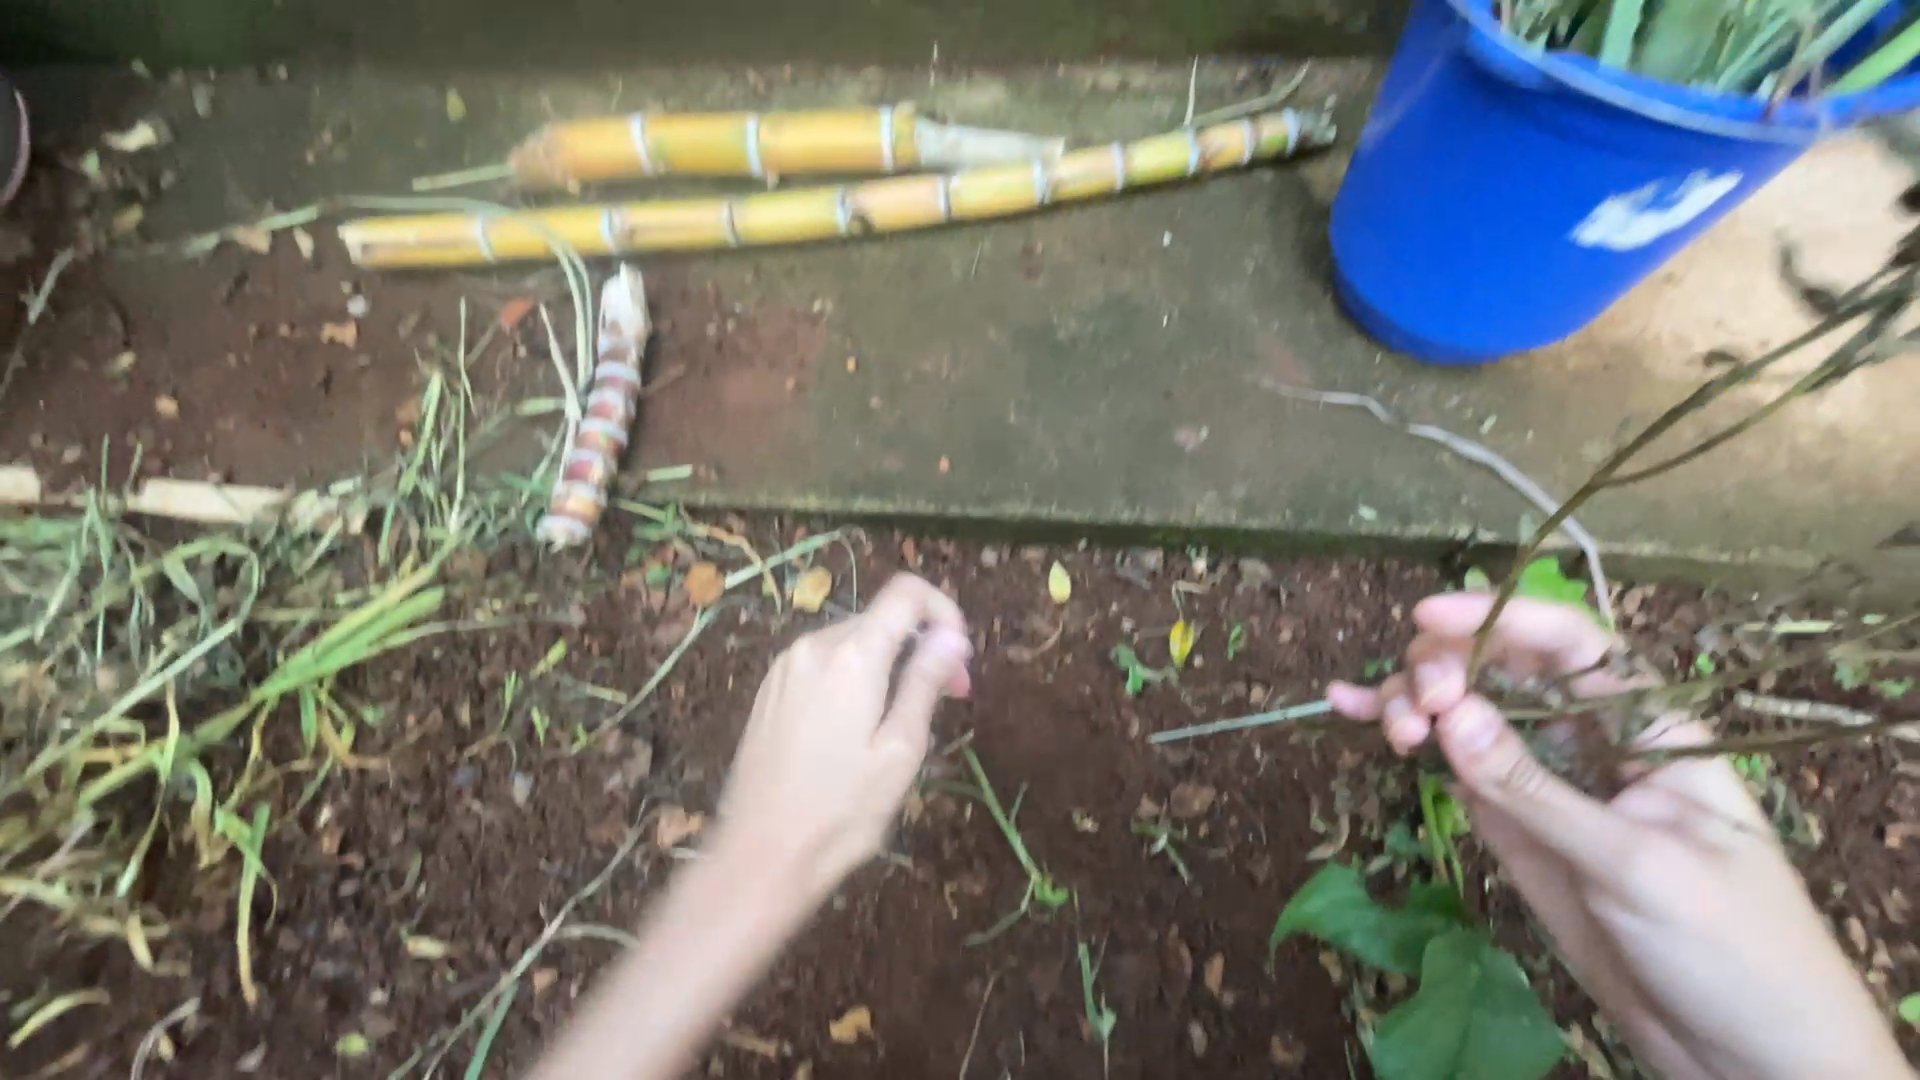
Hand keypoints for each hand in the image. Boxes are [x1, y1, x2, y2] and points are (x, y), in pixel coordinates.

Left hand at [713, 573, 971, 900]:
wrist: (758, 857)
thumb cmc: (842, 810)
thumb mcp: (900, 749)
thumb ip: (925, 681)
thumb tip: (952, 634)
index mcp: (851, 654)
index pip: (906, 593)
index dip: (943, 610)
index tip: (959, 655)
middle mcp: (813, 646)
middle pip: (881, 620)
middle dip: (921, 647)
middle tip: (948, 699)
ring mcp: (786, 667)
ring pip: (854, 643)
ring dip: (890, 665)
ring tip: (904, 721)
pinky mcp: (770, 690)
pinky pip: (825, 664)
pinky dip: (855, 677)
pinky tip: (859, 728)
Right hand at [1328, 593, 1910, 1079]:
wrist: (1739, 1055)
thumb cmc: (1734, 953)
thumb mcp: (1638, 867)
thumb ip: (1537, 789)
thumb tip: (1448, 714)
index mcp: (1643, 726)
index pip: (1569, 643)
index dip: (1499, 617)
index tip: (1426, 618)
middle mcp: (1580, 733)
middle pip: (1496, 664)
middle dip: (1442, 668)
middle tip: (1416, 712)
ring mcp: (1534, 770)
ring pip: (1457, 703)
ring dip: (1408, 697)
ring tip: (1388, 728)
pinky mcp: (1500, 810)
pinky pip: (1444, 755)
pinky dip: (1397, 728)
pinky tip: (1347, 708)